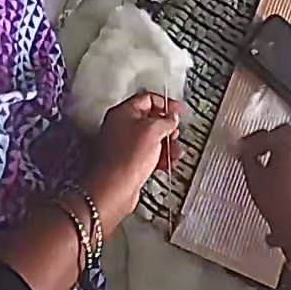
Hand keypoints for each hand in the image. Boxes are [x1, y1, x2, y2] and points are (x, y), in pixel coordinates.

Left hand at [84, 92, 183, 225]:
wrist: (111, 190)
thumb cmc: (125, 159)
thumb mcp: (152, 131)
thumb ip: (165, 120)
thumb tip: (172, 118)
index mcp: (123, 113)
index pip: (147, 99)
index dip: (165, 103)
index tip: (179, 111)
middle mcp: (121, 128)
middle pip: (150, 120)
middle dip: (167, 127)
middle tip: (175, 134)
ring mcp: (124, 146)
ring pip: (151, 140)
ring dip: (167, 145)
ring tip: (175, 153)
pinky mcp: (128, 163)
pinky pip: (148, 155)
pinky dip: (160, 158)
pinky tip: (168, 164)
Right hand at [237, 125, 290, 236]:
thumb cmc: (281, 205)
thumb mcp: (254, 178)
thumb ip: (248, 159)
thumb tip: (245, 151)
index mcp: (289, 147)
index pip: (268, 133)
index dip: (251, 140)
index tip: (242, 147)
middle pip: (285, 134)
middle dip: (268, 140)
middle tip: (254, 150)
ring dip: (279, 151)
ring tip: (265, 164)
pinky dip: (289, 162)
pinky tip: (278, 176)